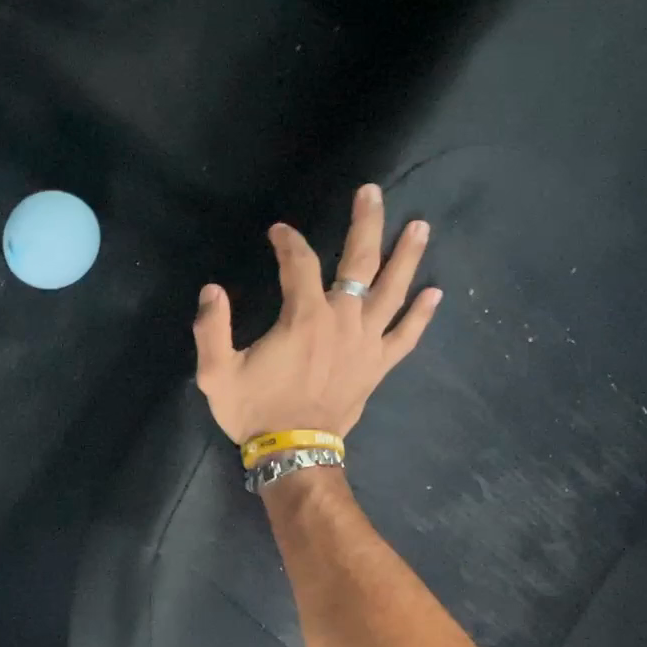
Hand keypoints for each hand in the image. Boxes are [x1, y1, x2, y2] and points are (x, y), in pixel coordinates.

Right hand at [193, 184, 441, 443]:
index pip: (299, 263)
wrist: (292, 453)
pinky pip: (406, 336)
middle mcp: (343, 320)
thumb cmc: (253, 411)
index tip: (278, 232)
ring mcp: (366, 343)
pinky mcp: (378, 366)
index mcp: (304, 317)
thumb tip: (212, 290)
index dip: (288, 242)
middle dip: (366, 223)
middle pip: (361, 261)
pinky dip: (421, 314)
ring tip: (419, 227)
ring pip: (393, 290)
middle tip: (372, 193)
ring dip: (407, 256)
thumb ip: (211, 328)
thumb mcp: (216, 373)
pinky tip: (435, 293)